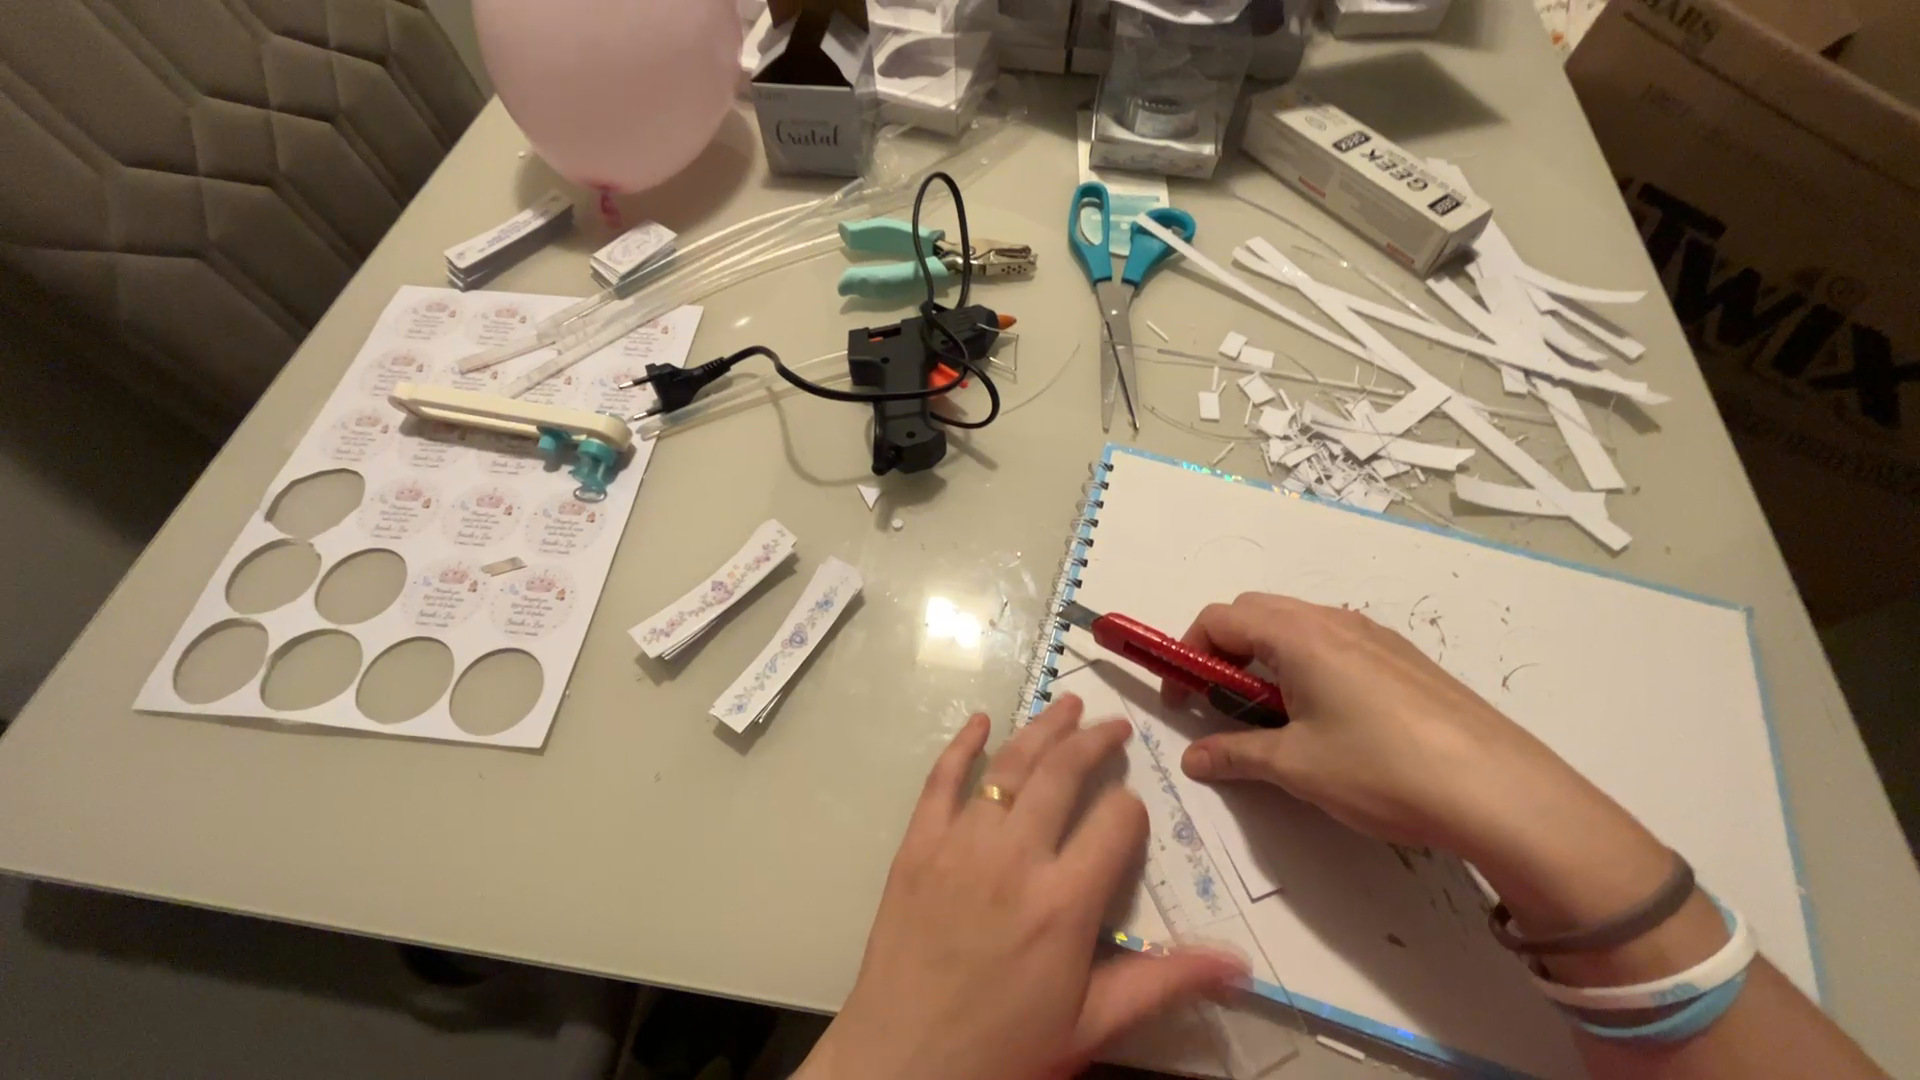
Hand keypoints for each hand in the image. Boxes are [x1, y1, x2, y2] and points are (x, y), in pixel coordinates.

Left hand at [799, 696, 1246, 1079]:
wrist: (903, 1064)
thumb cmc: (1004, 1046)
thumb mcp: (1091, 1023)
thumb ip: (1163, 983)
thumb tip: (1239, 966)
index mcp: (1064, 903)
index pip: (1115, 822)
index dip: (1131, 809)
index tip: (1131, 810)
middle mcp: (1016, 858)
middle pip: (1063, 773)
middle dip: (1094, 741)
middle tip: (1113, 725)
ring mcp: (961, 844)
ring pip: (1009, 766)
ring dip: (1041, 729)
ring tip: (1067, 704)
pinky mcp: (918, 844)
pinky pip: (941, 780)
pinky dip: (962, 744)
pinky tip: (980, 720)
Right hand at [1165, 594, 1658, 899]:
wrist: (1505, 795)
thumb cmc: (1383, 770)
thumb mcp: (1296, 767)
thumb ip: (1236, 755)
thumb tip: (1194, 759)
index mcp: (1299, 635)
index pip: (1219, 619)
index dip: (1187, 654)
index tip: (1182, 701)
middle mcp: (1335, 621)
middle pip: (1255, 613)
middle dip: (1224, 651)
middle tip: (1221, 704)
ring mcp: (1376, 637)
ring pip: (1298, 627)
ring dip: (1266, 659)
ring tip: (1275, 717)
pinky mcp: (1406, 660)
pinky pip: (1336, 645)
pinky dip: (1306, 667)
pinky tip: (1329, 721)